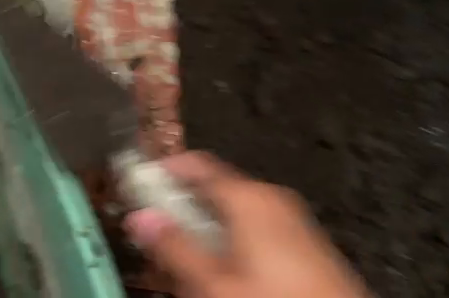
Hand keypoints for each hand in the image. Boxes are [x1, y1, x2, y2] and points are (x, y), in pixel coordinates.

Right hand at [126, 152, 370, 297]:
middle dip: (184, 214)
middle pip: (214, 191)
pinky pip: (260, 234)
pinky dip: (238, 247)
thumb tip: (139, 216)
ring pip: (236, 215)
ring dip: (210, 235)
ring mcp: (295, 223)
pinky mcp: (310, 249)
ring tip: (194, 270)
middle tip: (162, 244)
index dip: (162, 173)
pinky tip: (232, 281)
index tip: (138, 192)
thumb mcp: (215, 285)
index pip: (193, 163)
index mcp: (248, 196)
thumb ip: (174, 247)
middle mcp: (272, 198)